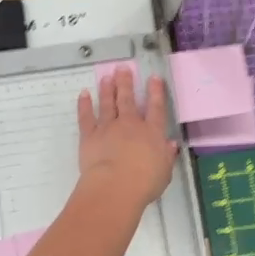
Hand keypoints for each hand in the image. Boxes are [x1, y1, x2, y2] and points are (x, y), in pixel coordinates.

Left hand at [76, 66, 175, 215]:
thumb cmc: (144, 183)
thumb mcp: (164, 172)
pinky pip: (86, 117)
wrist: (115, 186)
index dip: (155, 92)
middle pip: (128, 99)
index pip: (156, 108)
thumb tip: (171, 145)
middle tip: (123, 68)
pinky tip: (84, 94)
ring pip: (107, 104)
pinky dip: (84, 105)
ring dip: (107, 89)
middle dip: (126, 83)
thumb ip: (167, 157)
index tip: (153, 78)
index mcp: (151, 133)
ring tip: (106, 77)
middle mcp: (130, 125)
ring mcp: (108, 128)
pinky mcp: (89, 136)